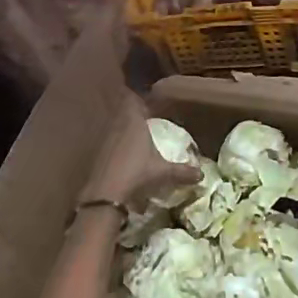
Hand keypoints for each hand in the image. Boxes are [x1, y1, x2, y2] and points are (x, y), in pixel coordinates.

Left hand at [79, 98, 201, 209]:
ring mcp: (104, 141)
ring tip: (137, 146)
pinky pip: (108, 146)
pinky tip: (125, 163)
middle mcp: (117, 127)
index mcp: (133, 123)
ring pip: (115, 130)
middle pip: (123, 115)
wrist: (106, 195)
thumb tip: (201, 174)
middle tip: (147, 126)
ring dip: (124, 135)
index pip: (133, 102)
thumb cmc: (137, 175)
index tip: (149, 108)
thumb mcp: (163, 173)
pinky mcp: (96, 156)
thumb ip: (182, 171)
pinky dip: (116, 150)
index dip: (139, 103)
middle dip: (134, 120)